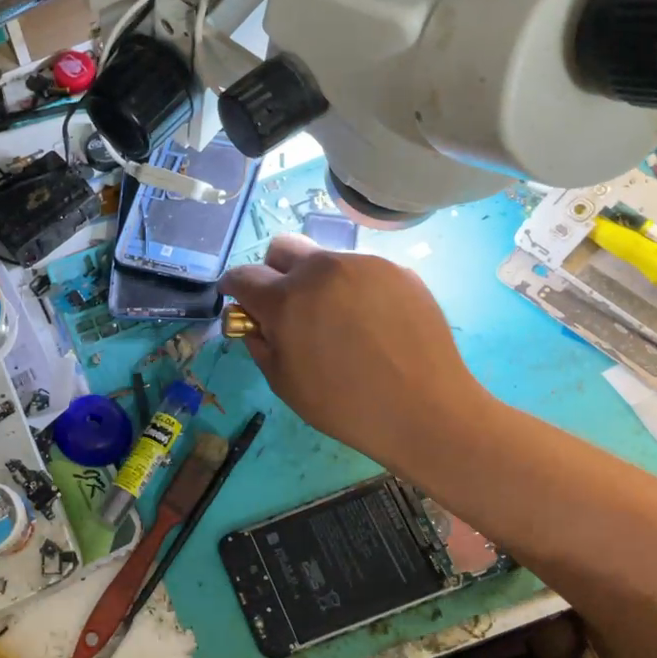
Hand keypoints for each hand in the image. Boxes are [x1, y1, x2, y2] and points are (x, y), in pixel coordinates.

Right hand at [221, 234, 490, 463]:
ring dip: (318, 282)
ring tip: (338, 322)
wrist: (424, 408)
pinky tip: (371, 325)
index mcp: (286, 299)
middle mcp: (322, 269)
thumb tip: (254, 324)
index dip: (233, 287)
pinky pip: (362, 272)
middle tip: (285, 305)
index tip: (235, 298)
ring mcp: (364, 265)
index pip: (244, 275)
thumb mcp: (284, 383)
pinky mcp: (398, 270)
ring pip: (326, 260)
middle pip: (282, 249)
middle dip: (273, 271)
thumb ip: (260, 344)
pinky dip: (354, 291)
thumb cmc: (344, 405)